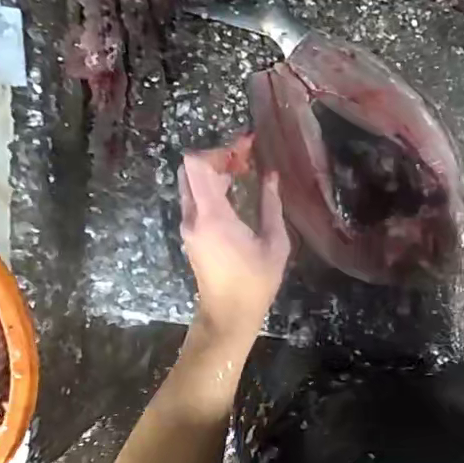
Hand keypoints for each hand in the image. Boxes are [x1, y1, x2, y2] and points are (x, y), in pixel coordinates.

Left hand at [179, 137, 289, 346]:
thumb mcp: (275, 243)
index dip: (219, 148)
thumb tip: (271, 176)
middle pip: (190, 169)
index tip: (245, 148)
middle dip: (216, 157)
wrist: (228, 314)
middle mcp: (193, 216)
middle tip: (245, 159)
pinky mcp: (191, 234)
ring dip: (214, 172)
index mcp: (212, 215)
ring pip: (191, 183)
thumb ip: (271, 205)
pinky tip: (235, 192)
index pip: (197, 164)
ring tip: (243, 172)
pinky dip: (211, 188)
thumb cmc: (256, 281)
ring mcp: (188, 226)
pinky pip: (195, 199)